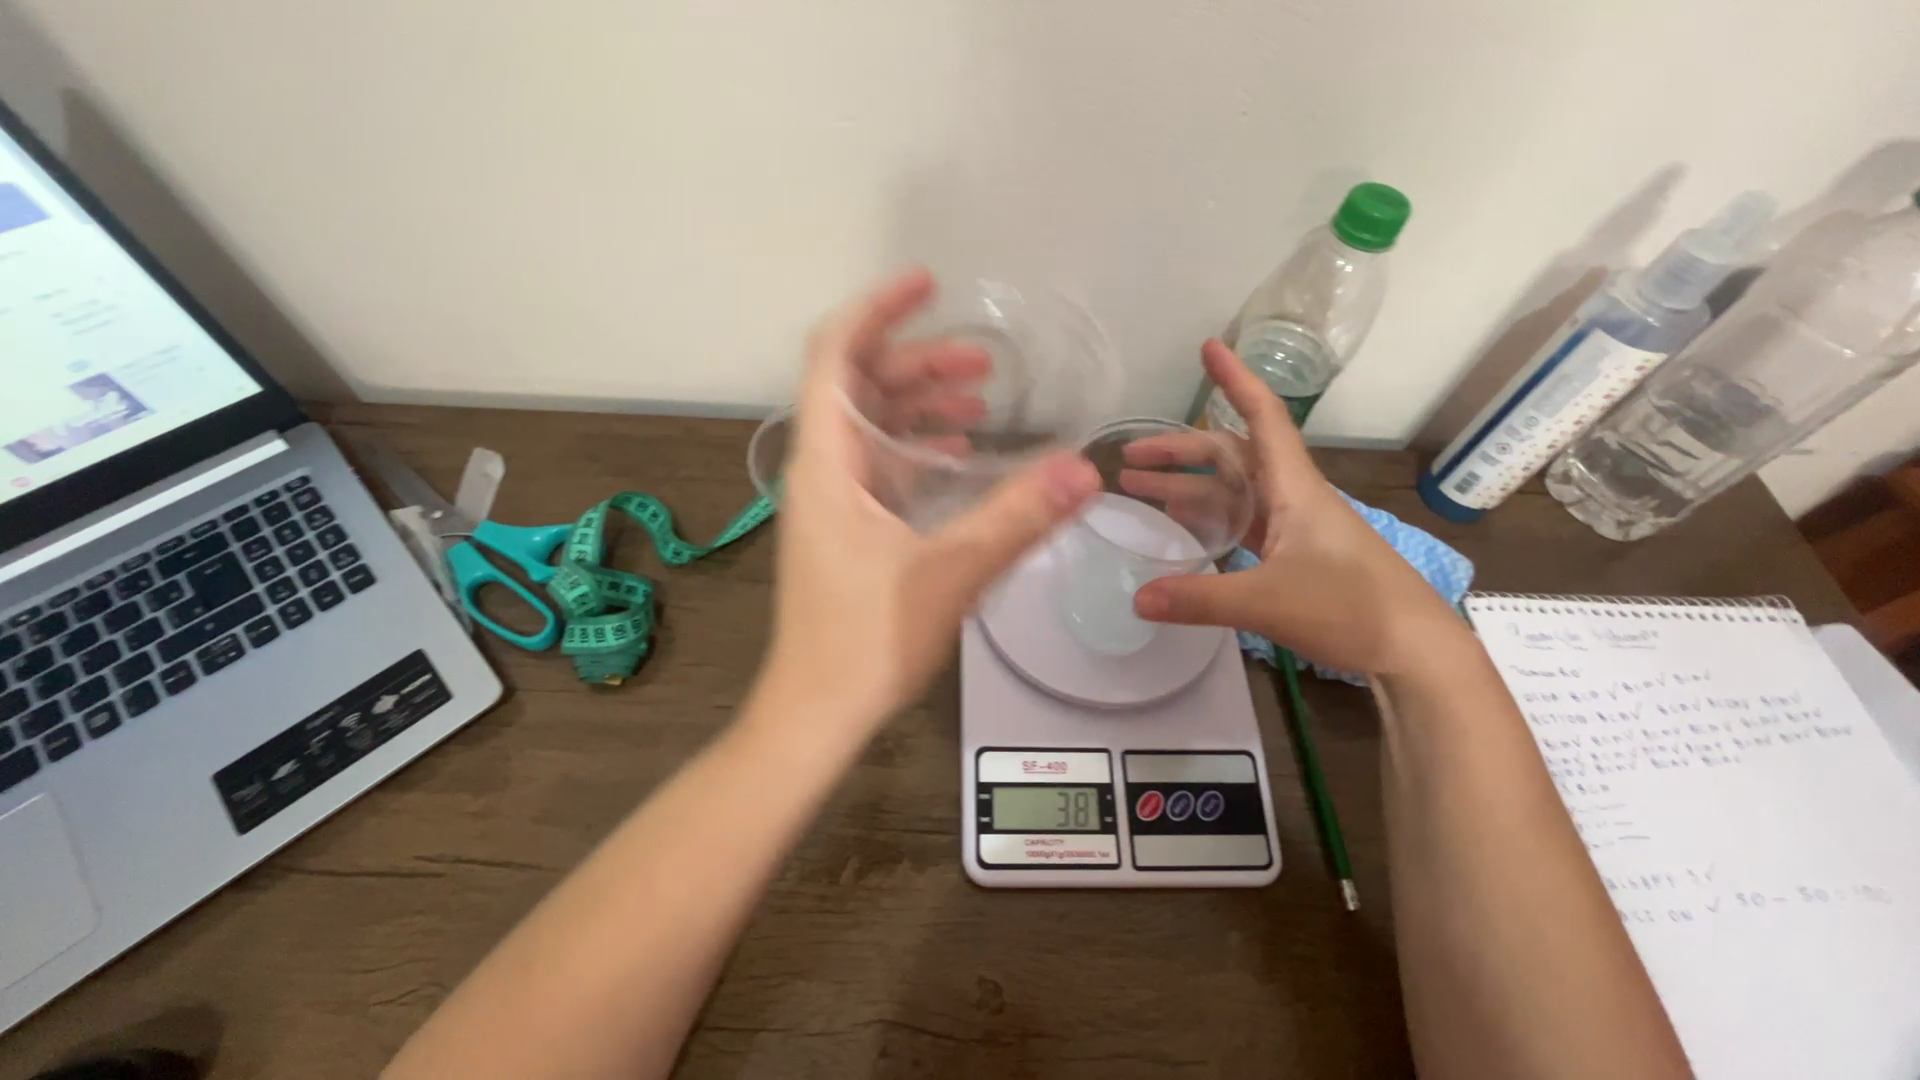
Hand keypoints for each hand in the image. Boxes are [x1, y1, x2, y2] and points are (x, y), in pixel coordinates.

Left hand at [756, 268, 1099, 733]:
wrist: (815, 714)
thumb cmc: (864, 643)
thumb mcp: (948, 573)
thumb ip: (1016, 518)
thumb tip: (1086, 469)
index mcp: (826, 462)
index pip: (835, 355)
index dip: (877, 310)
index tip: (927, 284)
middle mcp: (821, 471)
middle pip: (859, 388)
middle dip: (917, 363)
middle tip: (982, 365)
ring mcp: (832, 503)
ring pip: (873, 430)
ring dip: (921, 407)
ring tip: (980, 403)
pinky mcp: (848, 532)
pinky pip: (882, 470)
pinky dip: (919, 452)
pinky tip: (962, 460)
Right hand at [1131, 340, 1464, 674]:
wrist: (1413, 649)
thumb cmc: (1350, 607)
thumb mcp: (1266, 602)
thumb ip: (1198, 599)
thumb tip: (1136, 599)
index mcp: (1294, 488)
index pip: (1262, 418)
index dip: (1235, 380)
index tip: (1209, 347)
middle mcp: (1294, 496)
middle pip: (1231, 457)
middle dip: (1180, 451)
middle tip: (1130, 458)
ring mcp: (1297, 527)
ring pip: (1234, 491)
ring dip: (1188, 486)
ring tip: (1139, 490)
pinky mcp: (1297, 555)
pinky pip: (1243, 521)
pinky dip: (1208, 518)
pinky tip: (1182, 528)